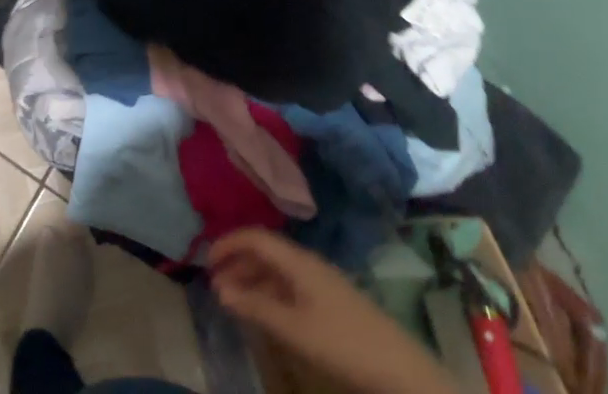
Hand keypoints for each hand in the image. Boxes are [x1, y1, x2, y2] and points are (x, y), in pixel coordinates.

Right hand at [209, 229, 457, 393]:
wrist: (402, 371)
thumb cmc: (343, 342)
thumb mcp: (293, 327)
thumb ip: (255, 306)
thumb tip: (219, 288)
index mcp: (300, 262)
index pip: (256, 237)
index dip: (228, 243)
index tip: (205, 261)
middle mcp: (309, 265)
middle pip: (266, 251)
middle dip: (237, 263)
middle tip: (215, 284)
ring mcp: (322, 283)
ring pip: (277, 270)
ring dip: (252, 279)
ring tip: (233, 300)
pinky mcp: (331, 302)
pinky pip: (290, 286)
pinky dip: (269, 293)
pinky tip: (263, 312)